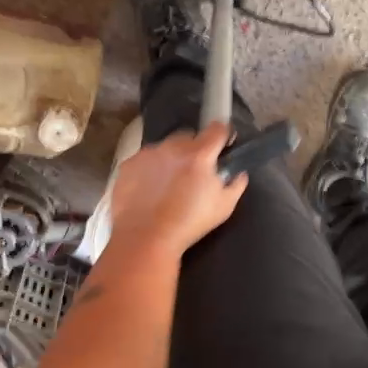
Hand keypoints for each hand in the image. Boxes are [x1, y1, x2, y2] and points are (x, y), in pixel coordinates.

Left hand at [104, 122, 247, 258]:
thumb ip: (236, 184)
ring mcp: (148, 154)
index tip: (224, 143)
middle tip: (195, 171)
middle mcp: (173, 147)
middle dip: (195, 148)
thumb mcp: (224, 208)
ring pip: (165, 147)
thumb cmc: (189, 224)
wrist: (145, 239)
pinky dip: (150, 169)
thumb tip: (239, 173)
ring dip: (171, 158)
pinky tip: (150, 189)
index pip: (217, 129)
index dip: (223, 134)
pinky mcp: (129, 164)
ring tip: (169, 184)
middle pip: (189, 136)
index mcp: (200, 155)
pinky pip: (145, 159)